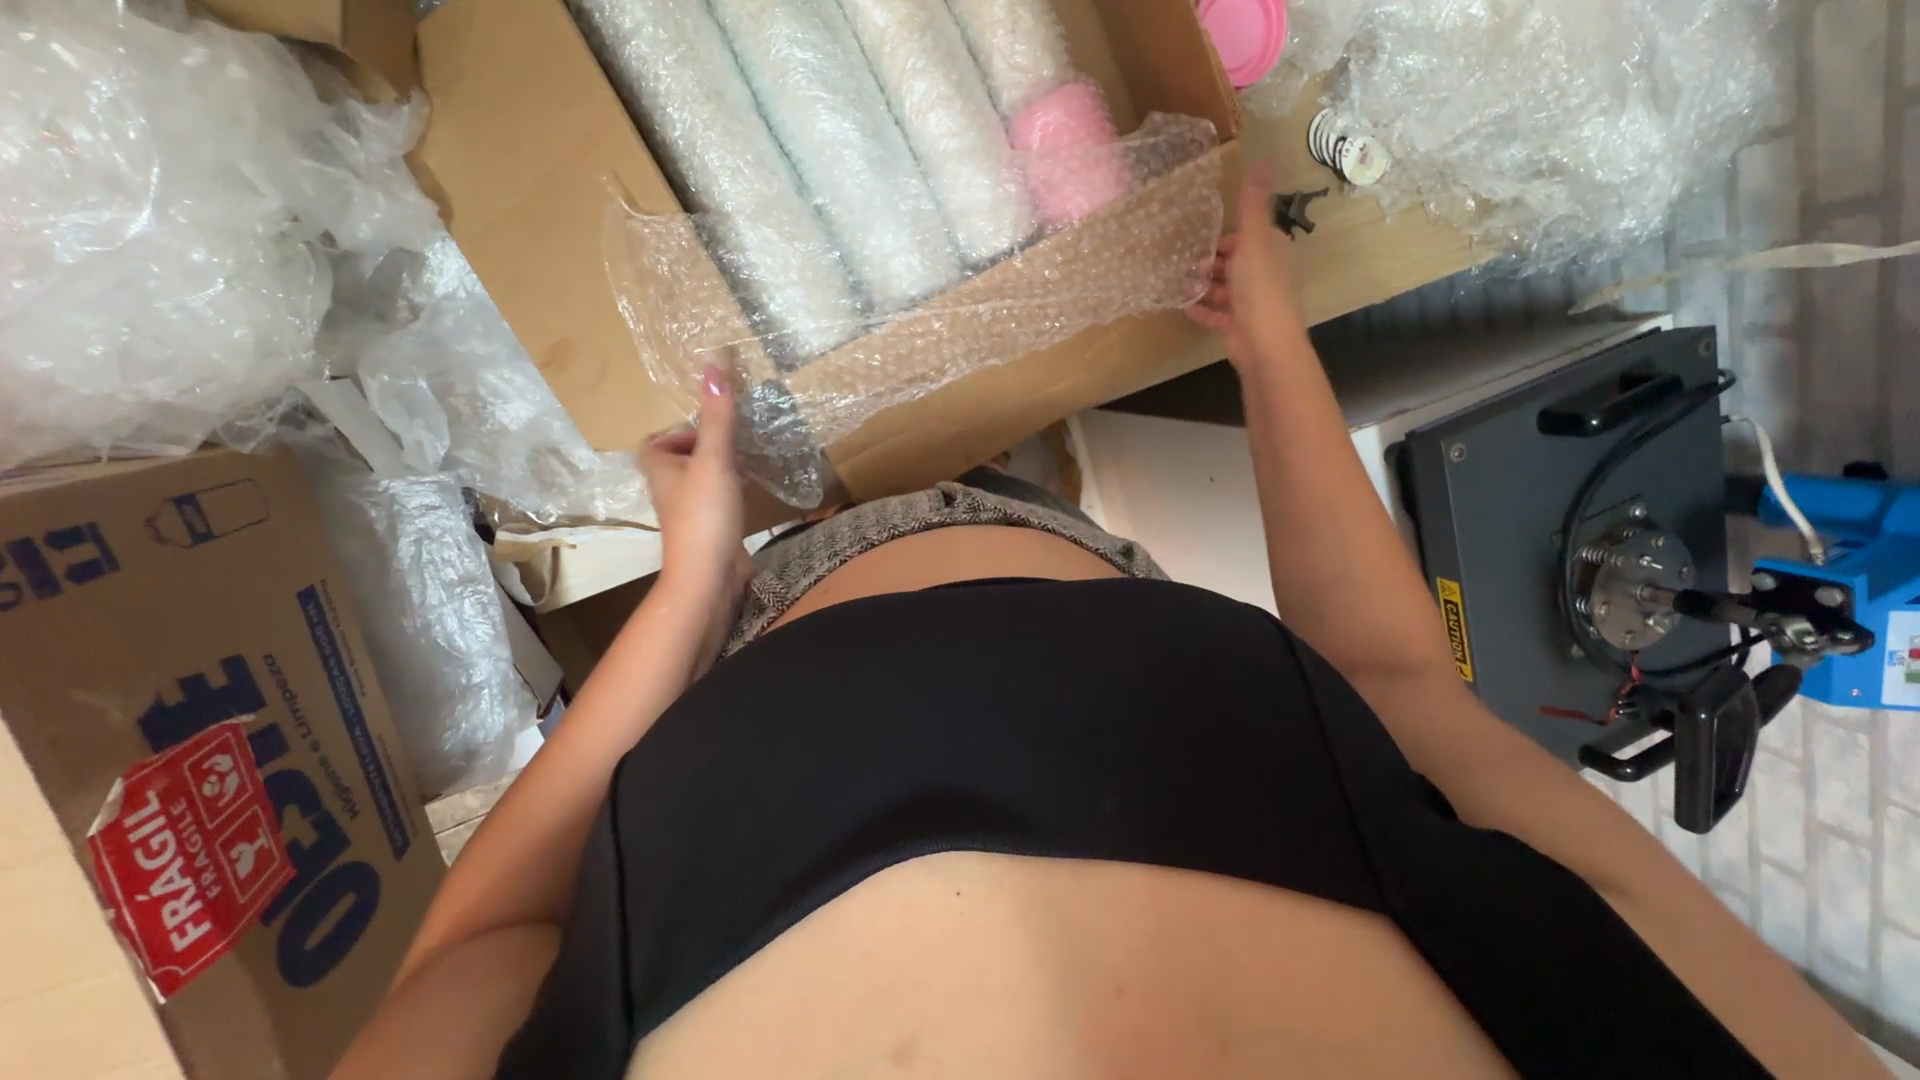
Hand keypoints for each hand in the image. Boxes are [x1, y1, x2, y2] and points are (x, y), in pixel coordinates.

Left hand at [638, 363, 750, 609]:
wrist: (710, 575)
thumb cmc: (704, 514)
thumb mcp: (714, 459)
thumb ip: (717, 416)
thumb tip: (714, 365)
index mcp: (659, 469)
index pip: (656, 443)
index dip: (677, 433)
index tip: (708, 429)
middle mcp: (669, 490)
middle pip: (681, 460)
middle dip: (705, 447)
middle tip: (735, 439)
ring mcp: (689, 512)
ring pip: (702, 481)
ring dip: (720, 469)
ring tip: (747, 458)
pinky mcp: (709, 529)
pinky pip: (718, 501)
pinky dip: (732, 491)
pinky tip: (753, 489)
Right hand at [1184, 162, 1308, 368]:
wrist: (1265, 343)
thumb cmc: (1260, 287)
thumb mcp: (1254, 239)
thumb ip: (1254, 204)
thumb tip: (1262, 160)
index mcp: (1274, 252)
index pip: (1252, 237)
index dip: (1230, 235)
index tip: (1204, 234)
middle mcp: (1266, 276)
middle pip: (1237, 263)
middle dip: (1213, 260)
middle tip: (1182, 257)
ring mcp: (1252, 304)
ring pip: (1226, 289)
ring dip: (1205, 284)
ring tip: (1177, 279)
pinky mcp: (1238, 327)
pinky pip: (1217, 315)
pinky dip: (1202, 310)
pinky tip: (1182, 305)